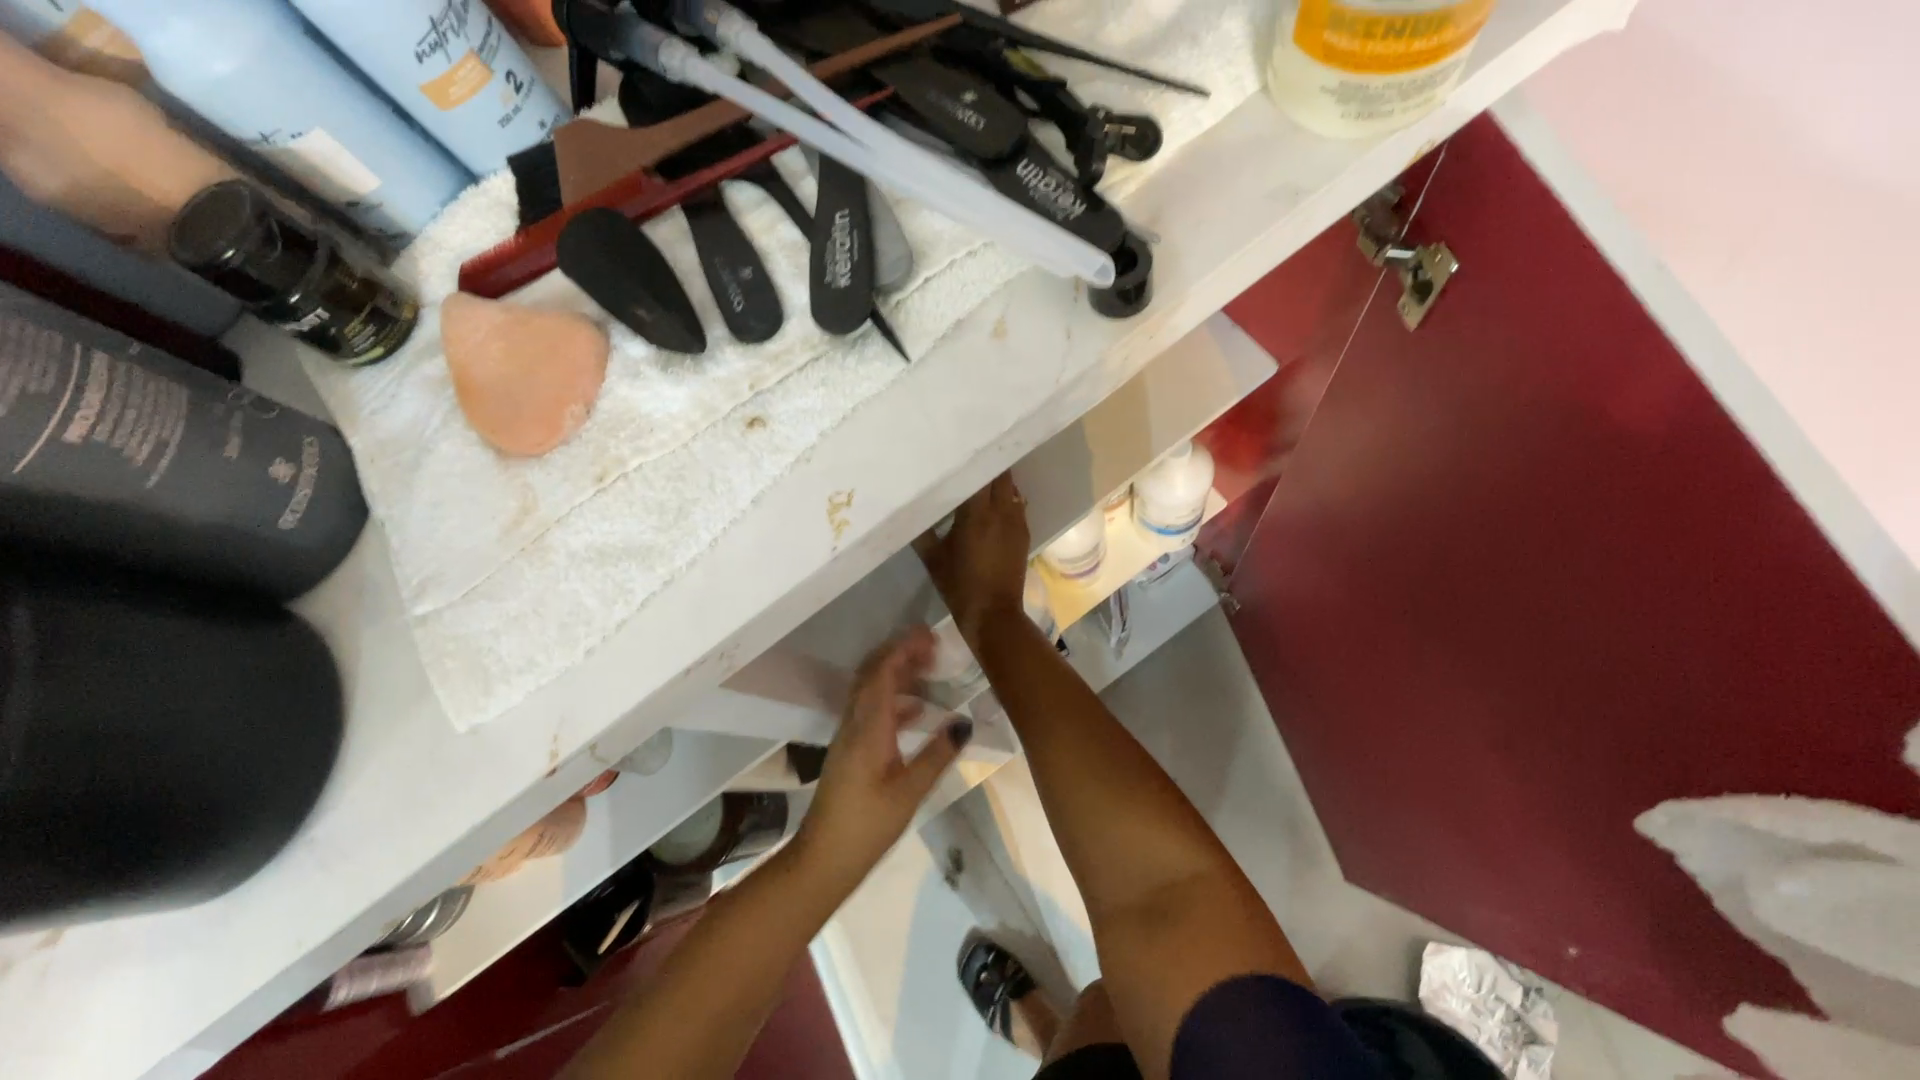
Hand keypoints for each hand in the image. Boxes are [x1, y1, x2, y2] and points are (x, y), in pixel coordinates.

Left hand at [795, 628, 972, 883]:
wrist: (824, 857)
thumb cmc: (867, 826)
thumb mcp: (909, 792)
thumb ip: (936, 755)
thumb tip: (963, 722)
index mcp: (867, 728)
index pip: (882, 672)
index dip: (904, 648)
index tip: (931, 636)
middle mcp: (853, 723)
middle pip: (872, 674)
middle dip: (901, 654)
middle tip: (934, 648)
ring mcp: (849, 736)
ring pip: (870, 691)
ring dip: (897, 674)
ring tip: (930, 672)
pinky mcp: (850, 750)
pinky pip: (871, 710)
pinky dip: (893, 699)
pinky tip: (917, 711)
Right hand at [914, 473, 1031, 641]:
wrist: (994, 614)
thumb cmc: (959, 586)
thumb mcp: (933, 558)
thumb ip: (922, 531)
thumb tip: (910, 509)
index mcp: (978, 513)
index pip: (981, 472)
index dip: (973, 457)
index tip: (960, 446)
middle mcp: (1002, 510)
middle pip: (1001, 474)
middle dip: (988, 464)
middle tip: (970, 457)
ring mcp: (1017, 521)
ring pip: (1011, 488)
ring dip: (998, 481)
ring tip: (979, 476)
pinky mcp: (1023, 534)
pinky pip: (1016, 504)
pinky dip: (1005, 498)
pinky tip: (990, 504)